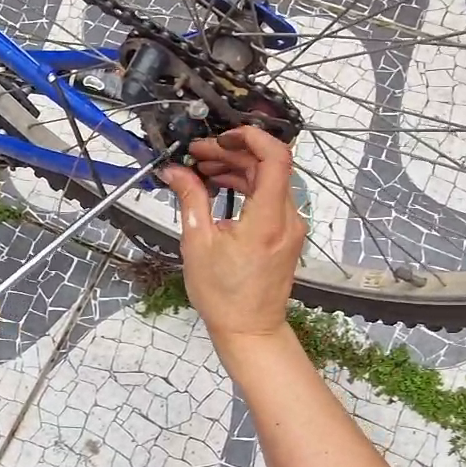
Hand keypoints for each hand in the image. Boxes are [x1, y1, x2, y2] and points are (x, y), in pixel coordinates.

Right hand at [160, 126, 305, 343]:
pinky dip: (247, 186)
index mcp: (267, 221)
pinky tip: (220, 188)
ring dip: (238, 168)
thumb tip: (175, 171)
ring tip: (203, 171)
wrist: (249, 328)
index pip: (276, 158)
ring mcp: (291, 226)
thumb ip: (190, 199)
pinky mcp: (287, 233)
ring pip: (270, 179)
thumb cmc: (222, 295)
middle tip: (198, 156)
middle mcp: (287, 219)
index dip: (251, 138)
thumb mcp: (197, 244)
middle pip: (270, 165)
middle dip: (233, 153)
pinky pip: (270, 197)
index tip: (221, 137)